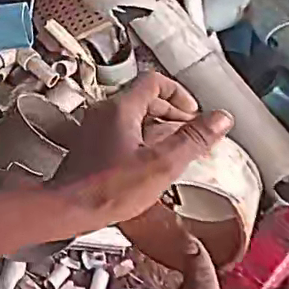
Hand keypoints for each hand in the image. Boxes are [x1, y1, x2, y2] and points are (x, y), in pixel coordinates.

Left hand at [48, 72, 233, 227]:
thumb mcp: (162, 164)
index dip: (180, 93)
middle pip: (144, 98)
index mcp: (120, 108)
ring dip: (158, 126)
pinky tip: (151, 160)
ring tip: (176, 147)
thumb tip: (220, 119)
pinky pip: (120, 130)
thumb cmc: (107, 189)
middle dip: (172, 113)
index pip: (154, 81)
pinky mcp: (91, 143)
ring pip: (133, 115)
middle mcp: (104, 111)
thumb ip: (193, 139)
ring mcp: (95, 126)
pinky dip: (141, 137)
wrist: (69, 207)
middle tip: (191, 131)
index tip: (194, 111)